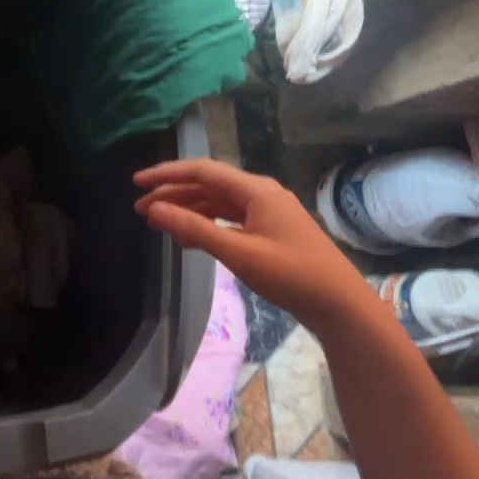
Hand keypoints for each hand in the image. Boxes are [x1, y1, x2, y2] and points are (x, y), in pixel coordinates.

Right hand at [135, 159, 378, 333]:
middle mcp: (261, 194)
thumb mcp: (239, 253)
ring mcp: (267, 212)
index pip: (202, 171)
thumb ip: (194, 228)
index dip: (167, 174)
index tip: (136, 183)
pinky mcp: (270, 231)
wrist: (342, 307)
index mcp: (256, 190)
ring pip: (217, 203)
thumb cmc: (292, 276)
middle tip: (140, 209)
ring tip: (158, 223)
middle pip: (208, 185)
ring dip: (187, 210)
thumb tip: (154, 210)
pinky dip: (206, 224)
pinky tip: (189, 237)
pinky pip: (229, 218)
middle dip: (173, 194)